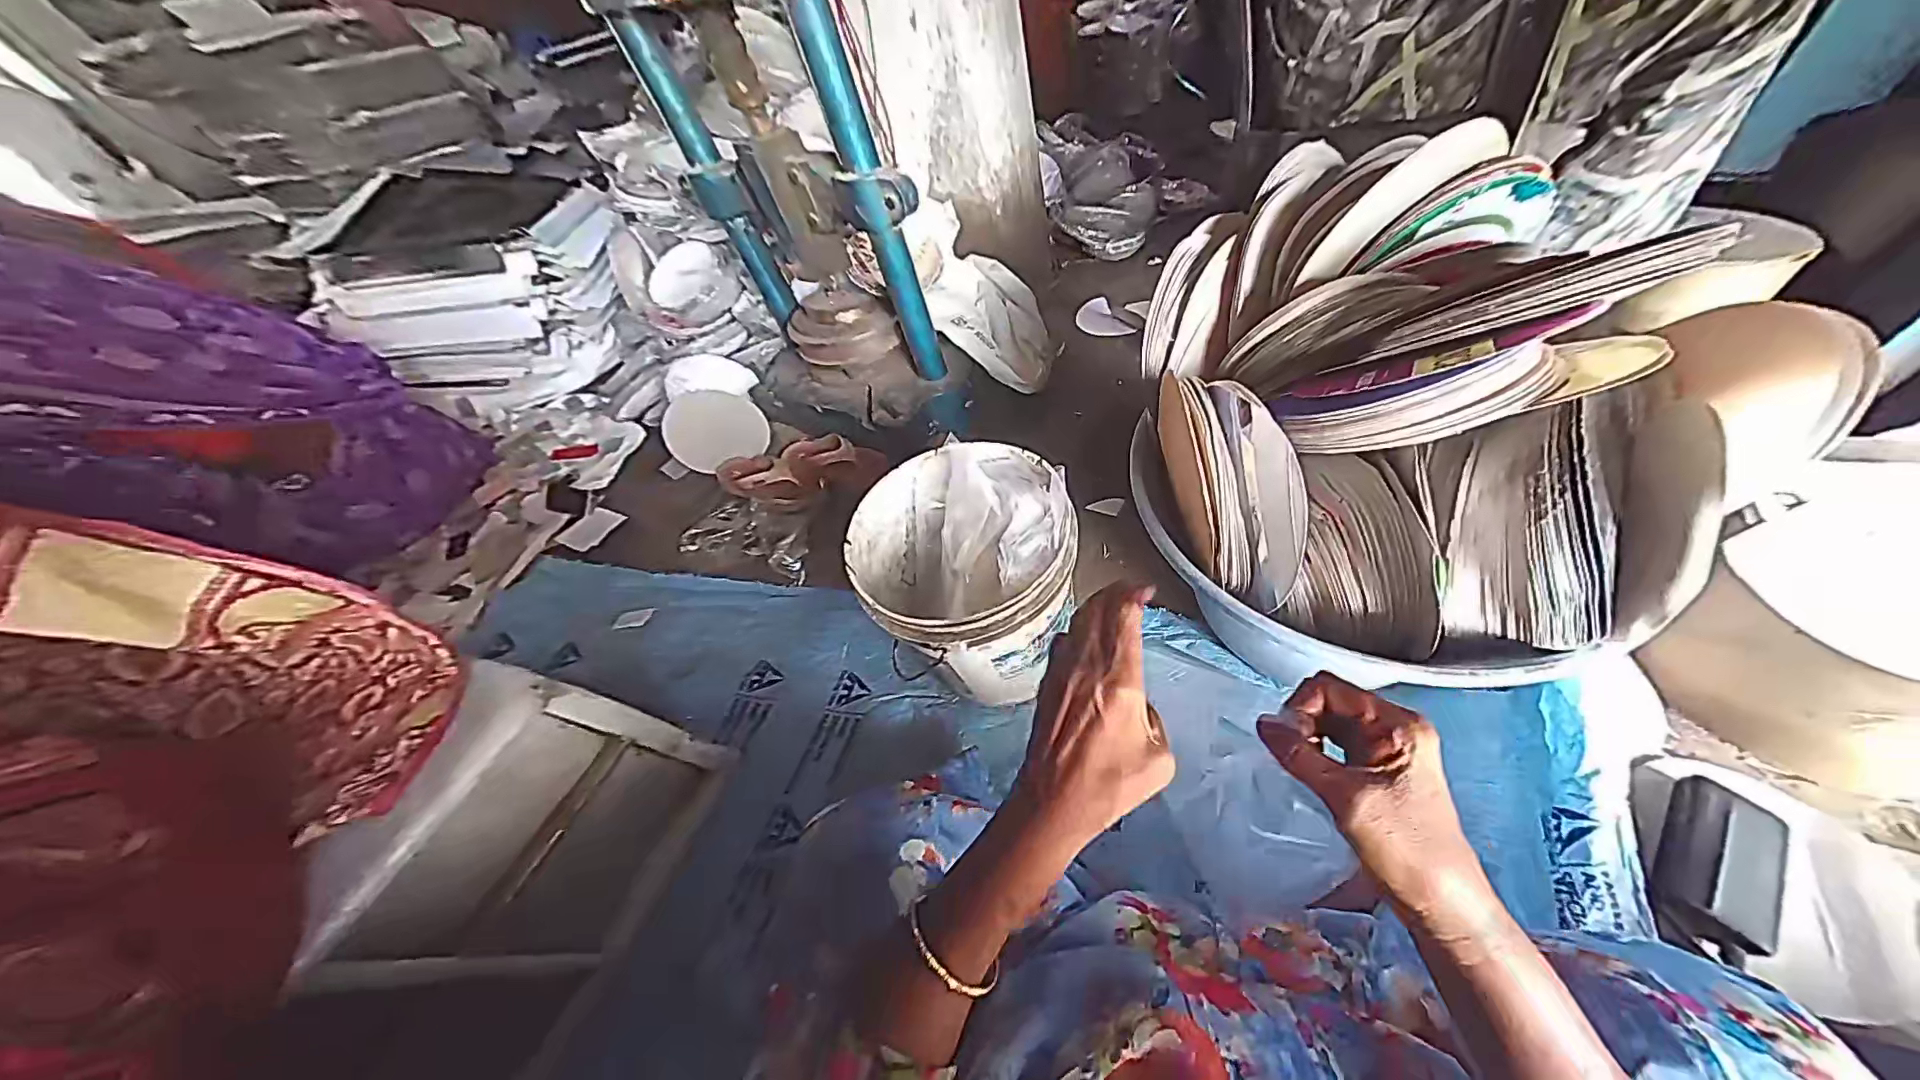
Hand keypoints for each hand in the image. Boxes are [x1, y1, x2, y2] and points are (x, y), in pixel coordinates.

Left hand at [1009, 583, 1173, 854]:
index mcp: (1119, 680)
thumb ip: (1154, 719)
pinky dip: (1076, 631)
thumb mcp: (1158, 758)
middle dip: (1114, 593)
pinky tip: (1082, 639)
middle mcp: (1087, 668)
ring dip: (1094, 608)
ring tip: (1109, 607)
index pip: (1123, 618)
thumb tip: (1137, 705)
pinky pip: (1061, 644)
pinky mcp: (1046, 686)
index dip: (1133, 595)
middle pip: (1096, 610)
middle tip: (1130, 591)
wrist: (1053, 801)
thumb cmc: (1107, 785)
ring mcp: (1061, 674)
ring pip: (1076, 623)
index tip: (1144, 590)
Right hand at [1257, 672, 1482, 916]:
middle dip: (1302, 722)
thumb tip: (1265, 724)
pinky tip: (1309, 772)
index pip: (1331, 688)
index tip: (1289, 737)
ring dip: (1306, 738)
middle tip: (1291, 753)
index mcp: (1400, 725)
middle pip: (1329, 701)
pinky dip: (1315, 752)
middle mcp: (1395, 731)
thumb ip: (1300, 755)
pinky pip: (1335, 745)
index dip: (1301, 707)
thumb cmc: (1408, 850)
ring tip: (1300, 765)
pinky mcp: (1376, 771)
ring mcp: (1387, 751)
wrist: (1440, 902)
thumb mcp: (1346, 797)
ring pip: (1329, 723)